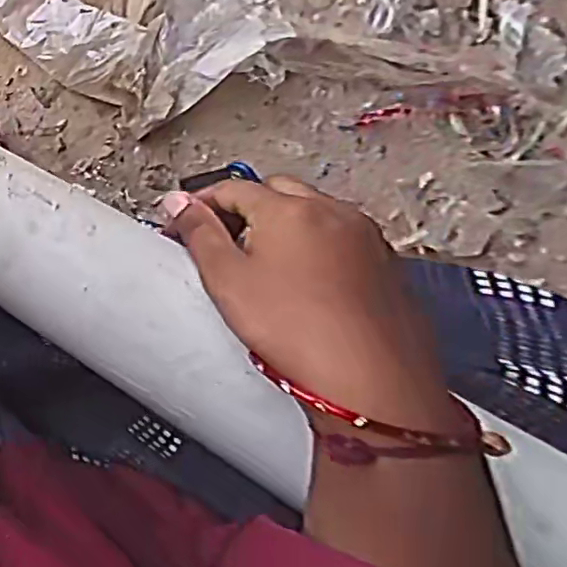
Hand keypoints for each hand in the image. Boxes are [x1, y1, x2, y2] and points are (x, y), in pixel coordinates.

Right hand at [162, 176, 461, 434]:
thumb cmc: (298, 330)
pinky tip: (294, 280)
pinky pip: (337, 238)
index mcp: (291, 211)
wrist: (368, 378)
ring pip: (311, 212)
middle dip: (241, 206)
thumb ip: (198, 231)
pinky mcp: (385, 265)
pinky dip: (310, 245)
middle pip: (276, 191)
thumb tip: (181, 203)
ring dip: (278, 223)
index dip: (199, 203)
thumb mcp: (224, 277)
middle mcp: (335, 214)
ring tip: (255, 261)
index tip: (182, 222)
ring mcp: (366, 239)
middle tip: (216, 236)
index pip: (232, 188)